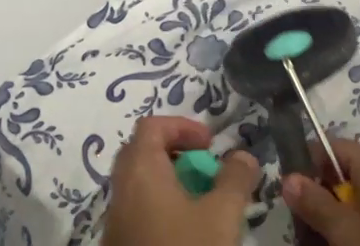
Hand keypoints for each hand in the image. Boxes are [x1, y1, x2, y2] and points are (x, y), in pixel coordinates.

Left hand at [104, 116, 261, 245]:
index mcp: (140, 168)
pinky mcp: (119, 243)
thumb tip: (243, 156)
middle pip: (145, 152)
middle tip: (207, 173)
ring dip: (173, 185)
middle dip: (179, 156)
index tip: (211, 145)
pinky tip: (187, 232)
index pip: (152, 126)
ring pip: (142, 184)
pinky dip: (162, 208)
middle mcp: (121, 187)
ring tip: (204, 206)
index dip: (183, 127)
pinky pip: (139, 210)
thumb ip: (235, 179)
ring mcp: (116, 218)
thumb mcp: (221, 216)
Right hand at [282, 138, 359, 245]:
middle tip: (314, 226)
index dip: (310, 168)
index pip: (333, 147)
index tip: (298, 197)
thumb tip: (288, 178)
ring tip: (337, 238)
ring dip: (348, 210)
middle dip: (328, 193)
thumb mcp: (344, 233)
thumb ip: (314, 203)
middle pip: (350, 169)